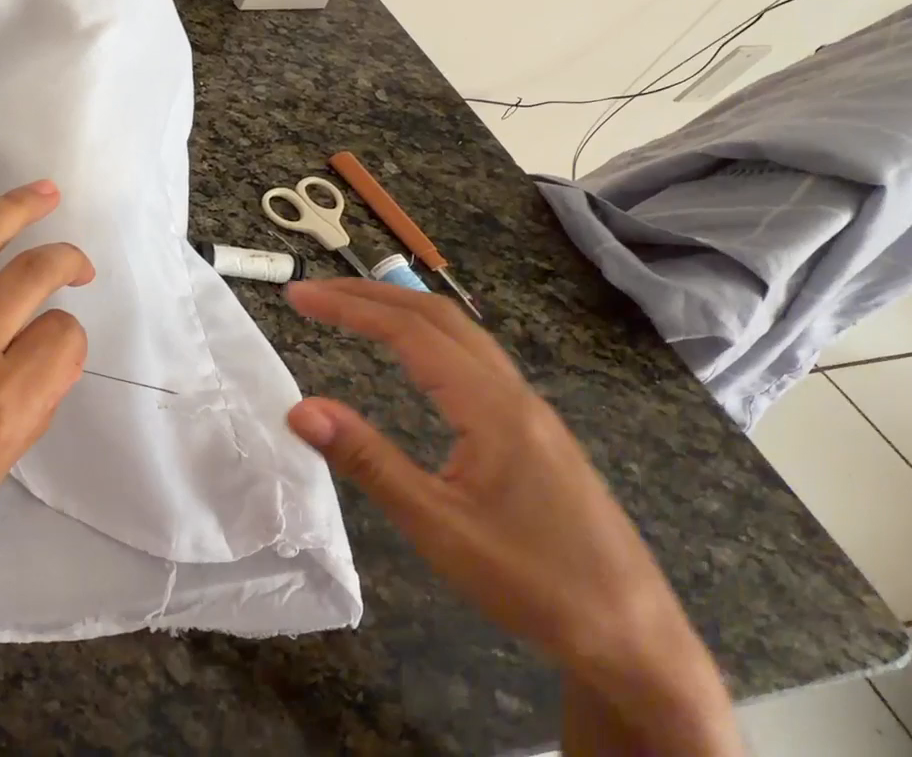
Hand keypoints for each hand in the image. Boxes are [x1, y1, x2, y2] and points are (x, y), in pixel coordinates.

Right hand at [283, 280, 739, 753]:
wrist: (633, 638)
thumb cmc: (532, 582)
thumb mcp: (438, 526)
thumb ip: (369, 462)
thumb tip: (300, 409)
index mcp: (494, 409)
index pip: (411, 332)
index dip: (350, 307)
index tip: (297, 297)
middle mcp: (516, 397)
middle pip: (440, 318)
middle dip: (372, 294)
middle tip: (313, 292)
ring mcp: (531, 415)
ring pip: (462, 337)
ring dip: (401, 311)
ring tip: (350, 310)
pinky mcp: (535, 435)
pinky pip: (474, 361)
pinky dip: (427, 338)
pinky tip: (411, 358)